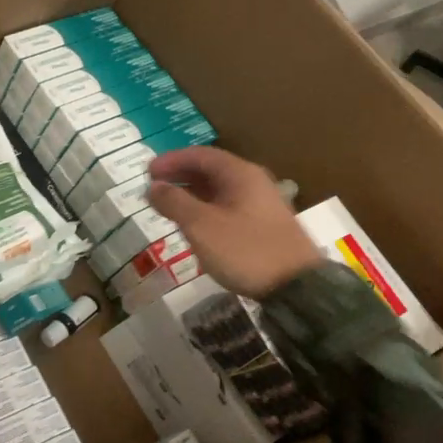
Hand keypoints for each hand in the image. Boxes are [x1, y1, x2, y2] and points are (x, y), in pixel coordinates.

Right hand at [146, 147, 322, 298]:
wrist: (295, 286)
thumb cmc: (244, 250)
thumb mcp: (202, 225)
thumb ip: (175, 202)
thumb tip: (153, 186)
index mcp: (240, 174)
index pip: (201, 155)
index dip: (172, 160)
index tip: (147, 171)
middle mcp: (253, 182)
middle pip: (211, 170)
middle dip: (180, 176)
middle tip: (154, 187)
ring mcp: (260, 204)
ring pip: (219, 190)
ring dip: (191, 193)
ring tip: (168, 206)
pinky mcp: (263, 225)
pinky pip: (227, 206)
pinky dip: (205, 208)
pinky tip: (194, 224)